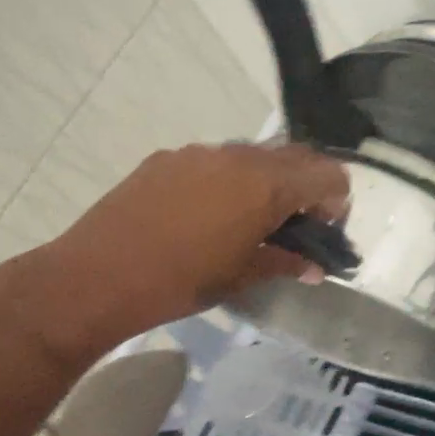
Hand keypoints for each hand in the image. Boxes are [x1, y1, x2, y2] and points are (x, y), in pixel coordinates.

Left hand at [16, 142, 347, 362]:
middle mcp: (237, 157)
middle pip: (295, 157)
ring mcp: (198, 154)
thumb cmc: (183, 281)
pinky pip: (216, 162)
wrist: (97, 276)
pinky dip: (232, 182)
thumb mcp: (244, 276)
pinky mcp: (167, 159)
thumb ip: (287, 263)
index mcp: (265, 185)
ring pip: (254, 157)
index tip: (326, 231)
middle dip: (308, 187)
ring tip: (255, 222)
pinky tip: (212, 217)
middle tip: (300, 225)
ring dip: (269, 182)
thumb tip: (315, 267)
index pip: (327, 175)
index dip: (337, 201)